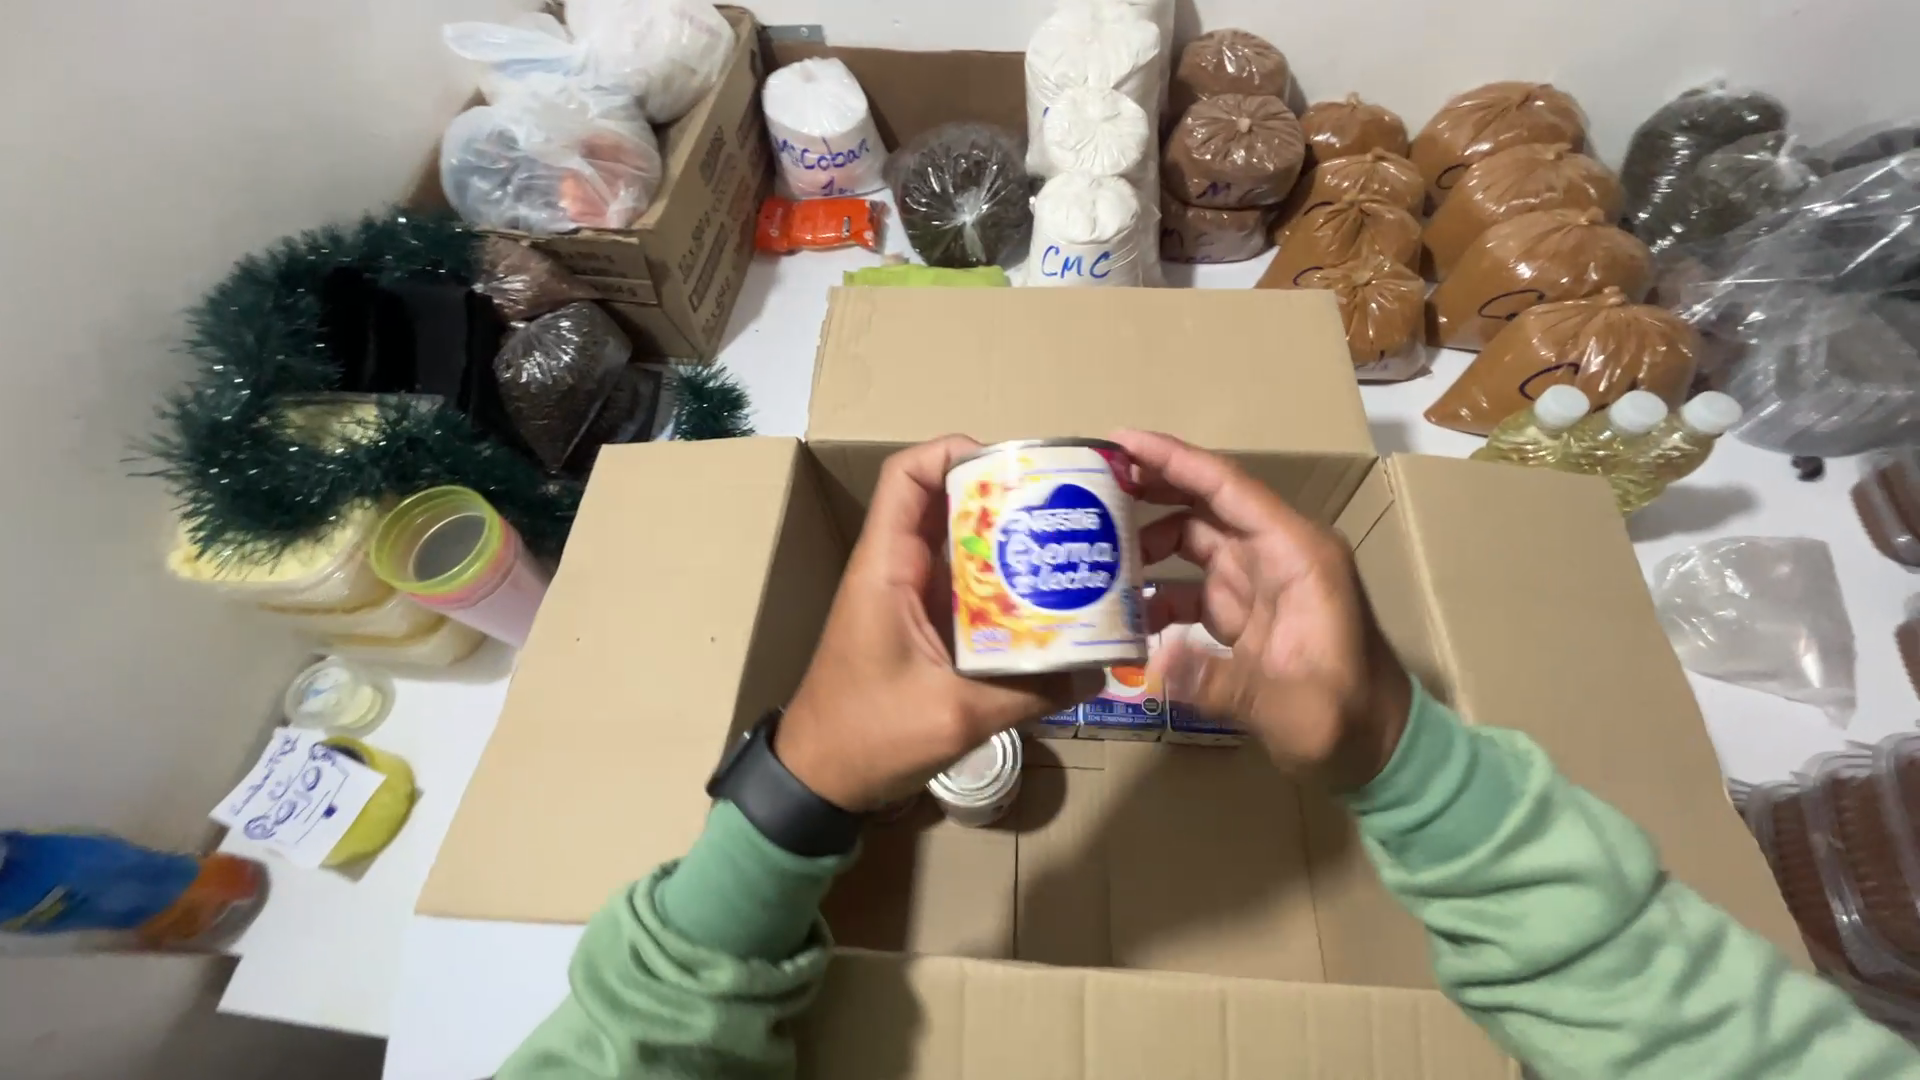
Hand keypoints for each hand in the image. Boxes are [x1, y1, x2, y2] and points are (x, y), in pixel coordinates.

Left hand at [777, 436, 1096, 811]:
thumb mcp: (954, 715)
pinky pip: (965, 587)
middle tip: (1061, 508)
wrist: (821, 777)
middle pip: (945, 503)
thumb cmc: (868, 735)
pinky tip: (1045, 600)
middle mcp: (896, 570)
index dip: (954, 453)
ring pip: (959, 545)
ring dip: (1006, 542)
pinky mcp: (922, 625)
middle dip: (1001, 497)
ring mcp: (909, 597)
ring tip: (1065, 545)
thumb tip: (1098, 668)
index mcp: (886, 568)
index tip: (1012, 467)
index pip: (906, 477)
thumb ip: (1030, 691)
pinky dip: (1001, 584)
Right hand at [1118, 430, 1411, 791]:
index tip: (1120, 442)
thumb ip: (1223, 682)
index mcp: (1296, 553)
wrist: (1377, 752)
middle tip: (1090, 487)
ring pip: (1190, 539)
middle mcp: (1274, 553)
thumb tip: (1153, 660)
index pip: (1227, 487)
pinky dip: (1153, 592)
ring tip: (1093, 550)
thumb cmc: (1347, 720)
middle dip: (1149, 489)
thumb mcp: (1291, 708)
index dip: (1173, 460)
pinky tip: (1120, 611)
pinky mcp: (1240, 610)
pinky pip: (1187, 584)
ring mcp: (1255, 581)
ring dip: (1144, 542)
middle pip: (1203, 502)